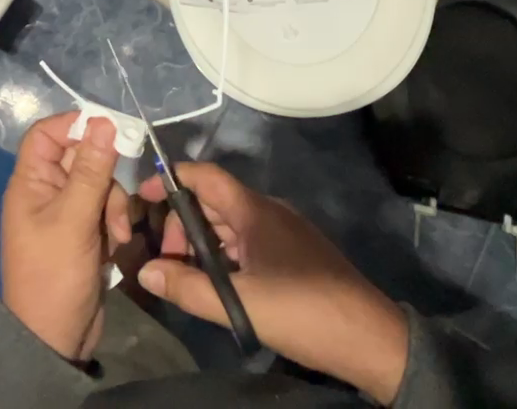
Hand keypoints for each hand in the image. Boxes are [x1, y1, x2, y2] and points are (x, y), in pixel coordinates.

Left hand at [0, 112, 134, 361]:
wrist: (55, 340)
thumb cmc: (54, 276)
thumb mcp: (75, 220)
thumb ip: (91, 170)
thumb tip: (103, 121)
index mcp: (30, 182)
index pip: (47, 134)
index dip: (75, 125)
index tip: (110, 130)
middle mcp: (45, 191)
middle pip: (80, 157)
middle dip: (105, 177)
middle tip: (119, 201)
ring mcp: (65, 213)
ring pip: (98, 184)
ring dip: (114, 204)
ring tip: (118, 234)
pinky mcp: (83, 232)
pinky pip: (104, 210)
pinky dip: (114, 222)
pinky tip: (117, 246)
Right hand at [137, 164, 409, 403]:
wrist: (373, 341)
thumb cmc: (304, 311)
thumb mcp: (241, 304)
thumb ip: (189, 288)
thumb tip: (144, 270)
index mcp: (255, 211)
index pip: (205, 176)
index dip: (171, 179)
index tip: (143, 196)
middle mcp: (268, 212)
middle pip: (213, 201)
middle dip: (182, 223)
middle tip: (167, 259)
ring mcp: (284, 233)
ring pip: (230, 224)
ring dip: (203, 242)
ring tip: (186, 274)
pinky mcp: (294, 255)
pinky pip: (247, 241)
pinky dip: (224, 253)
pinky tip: (218, 283)